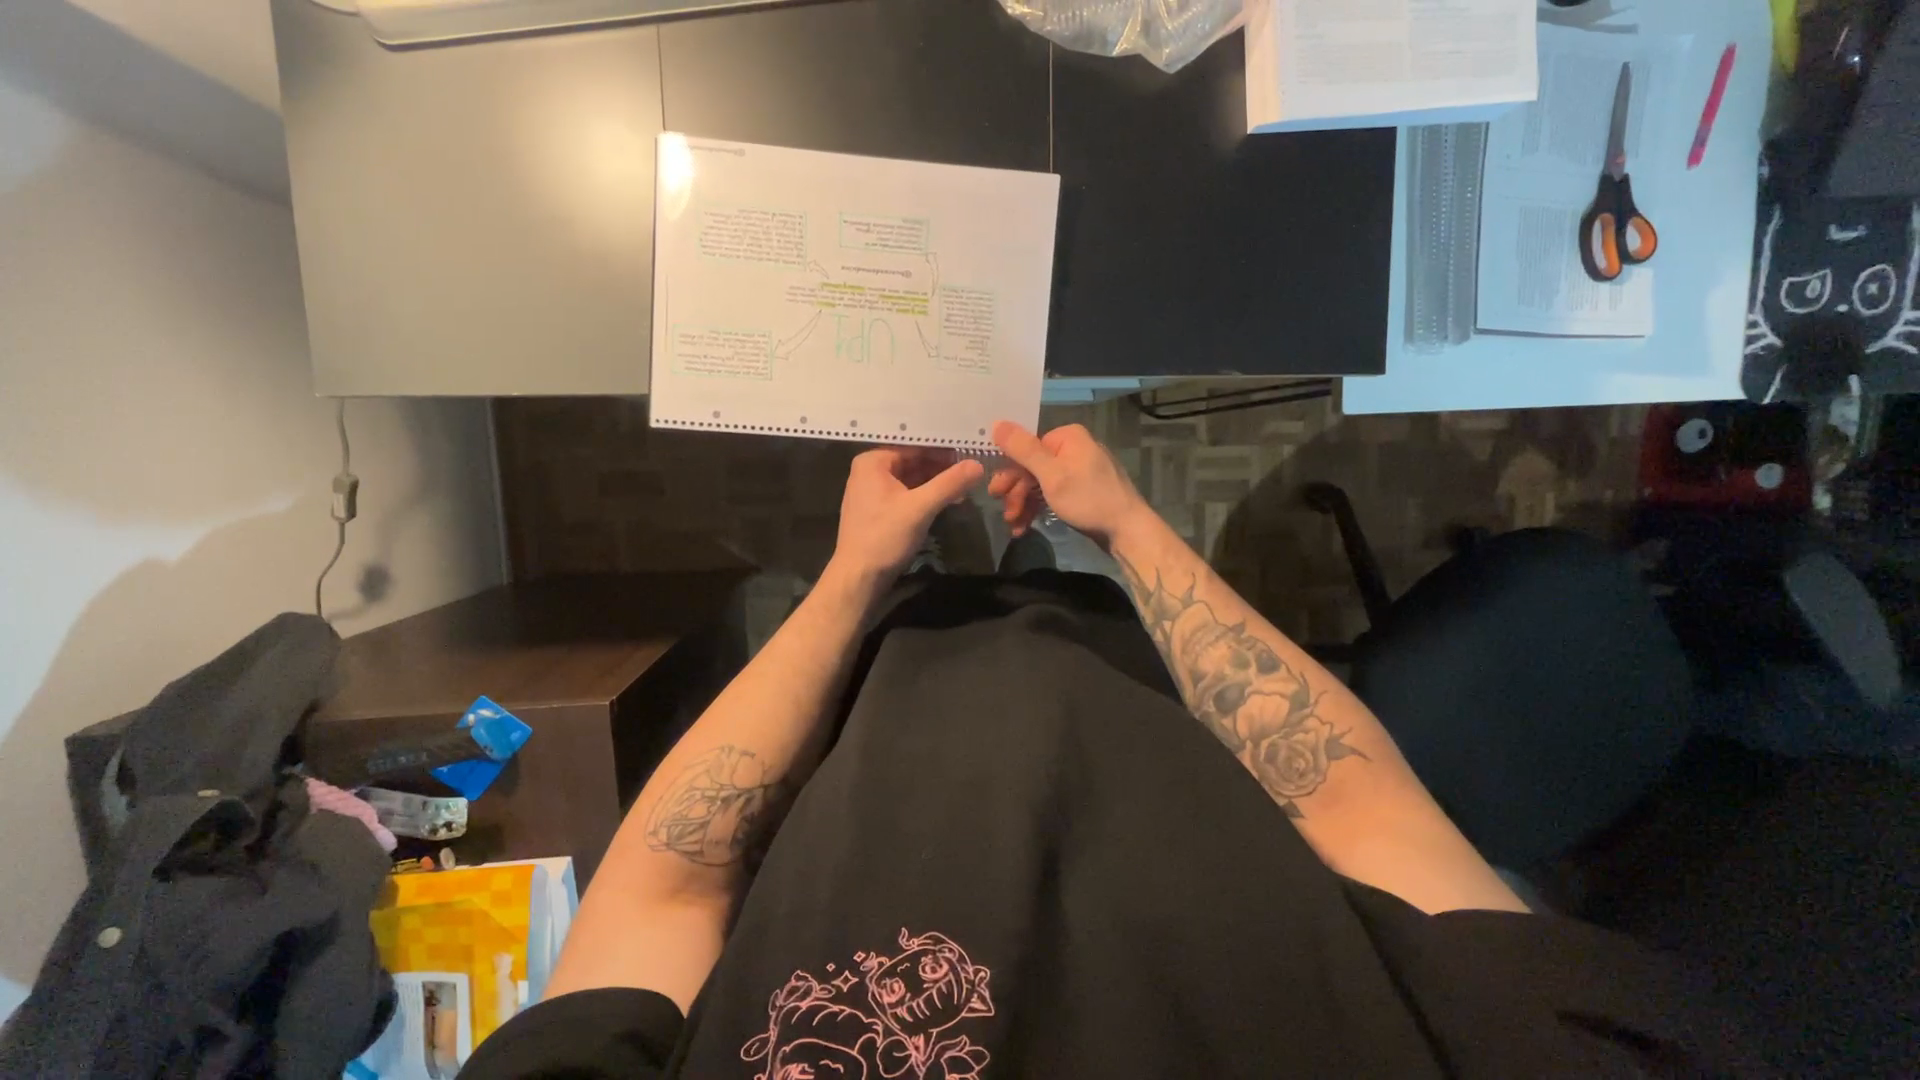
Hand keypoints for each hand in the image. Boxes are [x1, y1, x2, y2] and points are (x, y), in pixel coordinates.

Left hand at [830, 447, 984, 582]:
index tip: (970, 450)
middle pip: (913, 461)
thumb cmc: (885, 537)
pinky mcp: (878, 511)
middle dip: (942, 466)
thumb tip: (978, 464)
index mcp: (873, 462)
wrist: (859, 578)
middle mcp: (869, 471)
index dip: (943, 448)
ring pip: (911, 478)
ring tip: (966, 483)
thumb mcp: (921, 507)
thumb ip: (949, 483)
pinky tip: (949, 500)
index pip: (914, 445)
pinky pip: (906, 494)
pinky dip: (926, 496)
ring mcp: (872, 492)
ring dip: (936, 482)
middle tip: (973, 466)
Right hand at [989, 422, 1152, 546]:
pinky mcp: (1083, 490)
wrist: (1127, 530)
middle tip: (1005, 513)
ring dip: (1024, 504)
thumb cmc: (1088, 498)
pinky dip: (1039, 508)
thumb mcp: (1051, 475)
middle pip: (1033, 467)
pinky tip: (1027, 526)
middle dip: (1016, 492)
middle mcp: (1074, 448)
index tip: (996, 494)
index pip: (1027, 448)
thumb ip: (1023, 450)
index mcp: (1068, 437)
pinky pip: (1054, 494)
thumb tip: (996, 422)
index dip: (1009, 472)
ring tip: (1014, 525)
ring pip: (1041, 483)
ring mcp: (1080, 470)